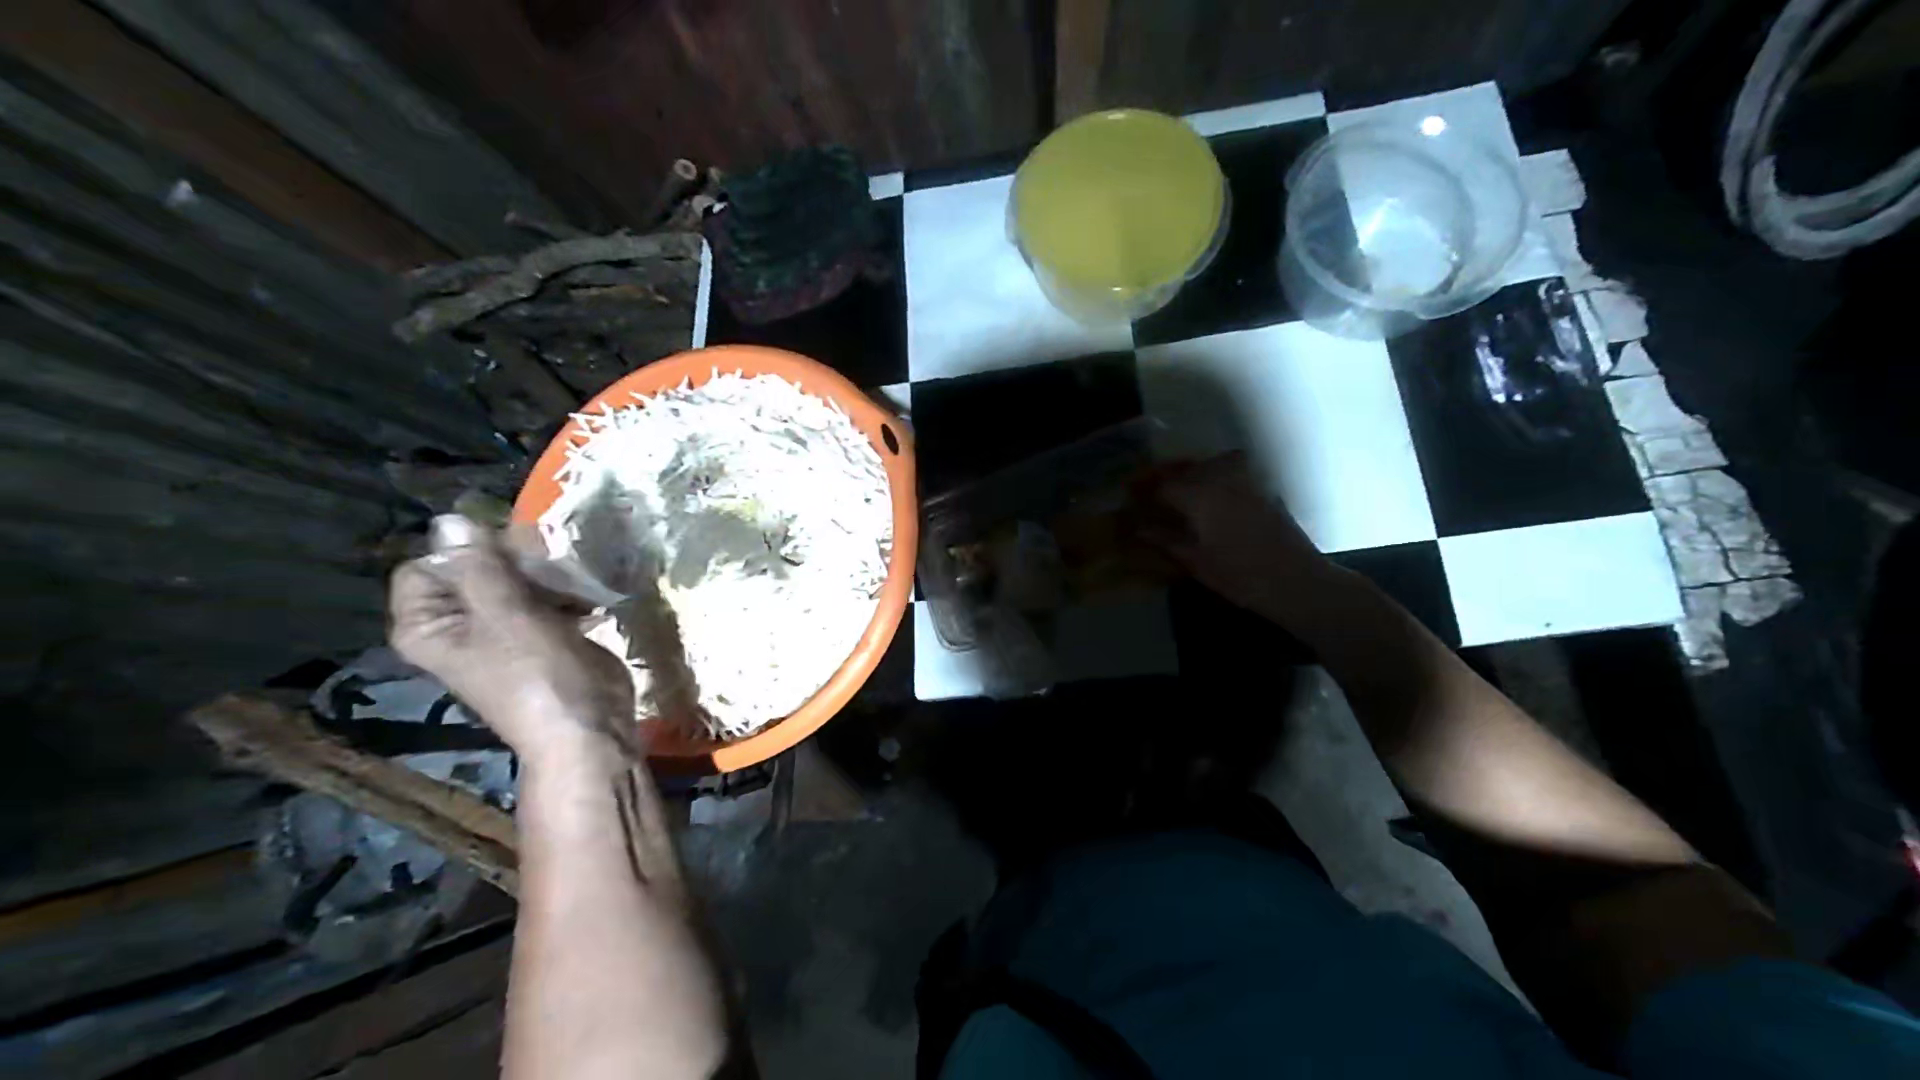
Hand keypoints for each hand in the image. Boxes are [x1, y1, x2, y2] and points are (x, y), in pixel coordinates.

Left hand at [389, 516, 635, 767]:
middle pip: (475, 568)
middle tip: (552, 559)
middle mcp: (458, 625)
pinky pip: (544, 598)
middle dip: (514, 559)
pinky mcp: (541, 635)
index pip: (428, 564)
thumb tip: (449, 518)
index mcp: (429, 625)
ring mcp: (501, 631)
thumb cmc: (537, 675)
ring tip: (575, 578)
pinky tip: (589, 597)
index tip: (512, 549)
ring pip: (515, 580)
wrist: (588, 726)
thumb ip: (478, 566)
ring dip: (546, 574)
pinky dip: (565, 592)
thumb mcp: (505, 615)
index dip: (467, 550)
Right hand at [1139, 453, 1329, 613]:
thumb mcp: (1196, 562)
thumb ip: (1167, 541)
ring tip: (1186, 489)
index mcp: (1202, 497)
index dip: (1147, 492)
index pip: (1166, 486)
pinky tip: (1216, 498)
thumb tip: (1141, 529)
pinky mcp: (1267, 493)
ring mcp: (1249, 484)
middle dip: (1170, 477)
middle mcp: (1224, 481)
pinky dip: (1222, 477)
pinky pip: (1238, 473)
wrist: (1297, 583)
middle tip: (1155, 492)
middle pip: (1191, 468)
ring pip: (1217, 463)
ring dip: (1198, 471)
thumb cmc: (1240, 576)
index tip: (1134, 499)